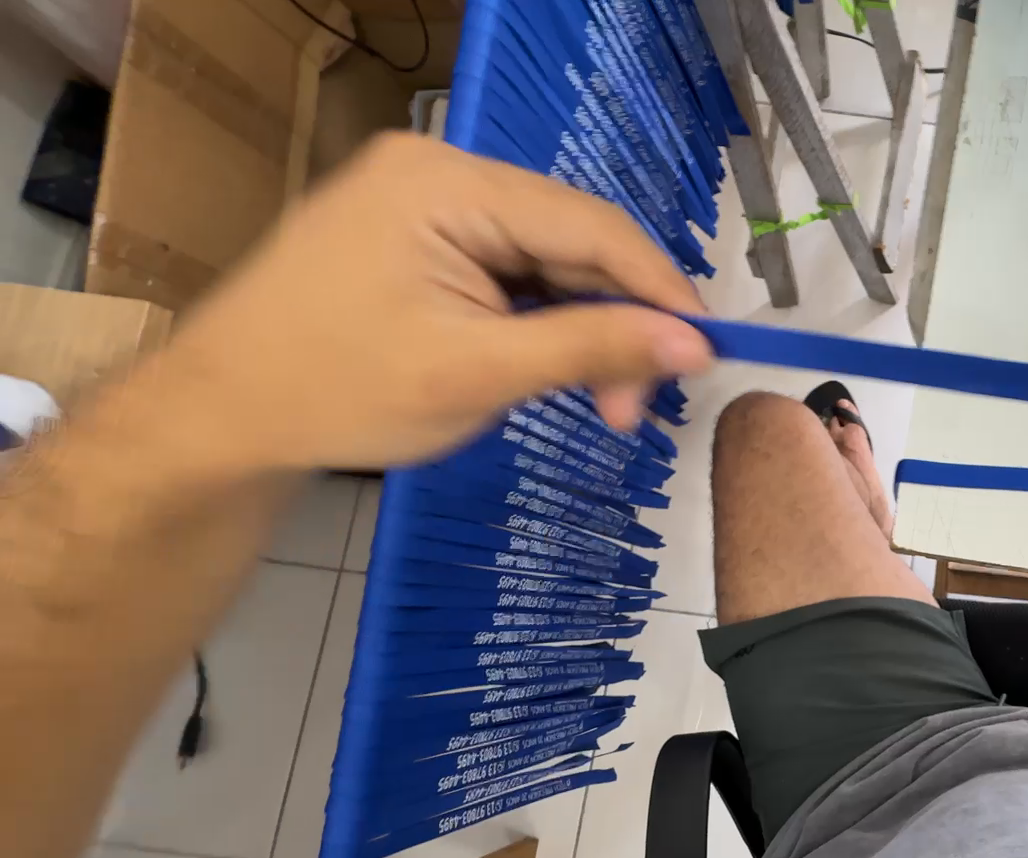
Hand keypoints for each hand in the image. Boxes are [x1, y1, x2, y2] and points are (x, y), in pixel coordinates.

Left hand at [150, 133, 715, 473]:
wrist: (226, 419)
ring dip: (597, 339)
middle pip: (581, 248)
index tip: (711, 351)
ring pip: (563, 272)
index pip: (592, 226)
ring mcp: (442, 212)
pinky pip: (531, 285)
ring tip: (610, 407)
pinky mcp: (442, 249)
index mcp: (447, 184)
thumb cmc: (342, 391)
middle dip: (623, 328)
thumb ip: (596, 349)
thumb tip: (700, 346)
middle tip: (640, 407)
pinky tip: (576, 377)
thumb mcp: (482, 372)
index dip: (663, 289)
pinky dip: (562, 335)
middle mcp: (449, 179)